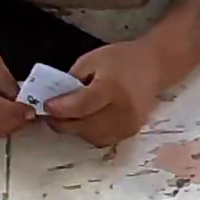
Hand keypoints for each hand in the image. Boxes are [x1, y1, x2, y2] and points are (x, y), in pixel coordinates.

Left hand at [45, 39, 166, 146]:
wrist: (153, 67)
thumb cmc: (121, 59)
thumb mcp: (91, 60)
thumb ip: (72, 81)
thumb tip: (56, 101)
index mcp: (112, 88)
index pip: (81, 106)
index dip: (60, 109)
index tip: (46, 106)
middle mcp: (122, 110)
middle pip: (84, 126)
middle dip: (63, 122)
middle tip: (51, 114)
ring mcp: (128, 125)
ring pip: (91, 137)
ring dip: (76, 129)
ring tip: (69, 116)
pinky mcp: (130, 132)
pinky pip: (102, 140)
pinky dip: (89, 133)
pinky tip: (87, 120)